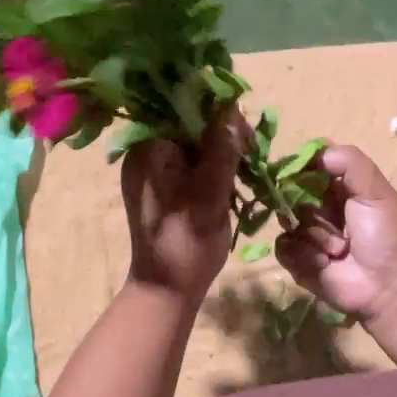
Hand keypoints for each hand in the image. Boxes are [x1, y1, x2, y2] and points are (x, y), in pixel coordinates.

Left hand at [122, 113, 245, 303]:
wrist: (166, 290)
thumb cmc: (186, 243)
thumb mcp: (209, 194)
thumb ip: (221, 149)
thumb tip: (231, 107)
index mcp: (148, 149)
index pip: (182, 106)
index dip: (216, 111)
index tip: (245, 134)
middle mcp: (145, 152)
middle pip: (188, 122)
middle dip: (222, 132)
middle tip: (251, 155)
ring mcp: (153, 170)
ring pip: (193, 142)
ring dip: (221, 151)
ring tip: (245, 169)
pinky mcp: (164, 186)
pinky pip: (190, 162)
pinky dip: (213, 166)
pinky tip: (231, 181)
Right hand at [275, 145, 396, 319]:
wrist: (388, 287)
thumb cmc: (386, 235)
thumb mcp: (375, 191)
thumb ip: (349, 162)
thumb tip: (316, 152)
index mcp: (342, 189)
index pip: (310, 167)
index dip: (300, 167)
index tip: (297, 171)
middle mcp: (321, 209)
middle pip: (290, 193)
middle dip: (307, 206)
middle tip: (331, 218)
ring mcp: (308, 236)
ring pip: (287, 221)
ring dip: (315, 236)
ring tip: (340, 250)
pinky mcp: (299, 262)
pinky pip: (283, 247)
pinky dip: (303, 255)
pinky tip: (325, 263)